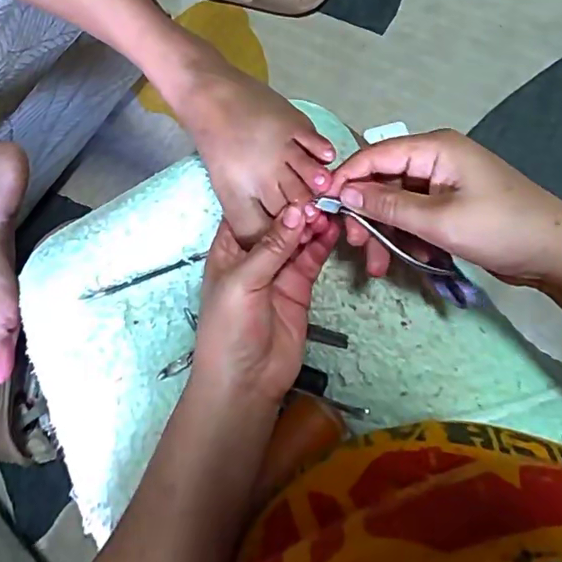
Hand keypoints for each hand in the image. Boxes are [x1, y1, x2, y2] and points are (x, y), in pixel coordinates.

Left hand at [169, 60, 335, 240]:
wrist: (212, 98)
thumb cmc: (215, 143)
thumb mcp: (223, 186)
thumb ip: (246, 212)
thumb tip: (270, 230)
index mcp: (241, 196)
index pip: (269, 228)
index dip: (284, 234)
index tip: (294, 231)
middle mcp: (264, 177)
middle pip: (295, 207)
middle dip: (305, 212)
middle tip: (315, 210)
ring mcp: (283, 150)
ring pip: (311, 181)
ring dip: (318, 185)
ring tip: (322, 186)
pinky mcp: (294, 125)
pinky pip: (318, 145)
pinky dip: (324, 154)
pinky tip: (324, 157)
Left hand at [192, 205, 340, 406]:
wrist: (246, 381)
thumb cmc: (228, 328)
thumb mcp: (243, 282)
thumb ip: (271, 247)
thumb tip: (296, 212)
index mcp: (228, 248)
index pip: (249, 211)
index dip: (271, 196)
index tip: (295, 181)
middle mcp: (254, 254)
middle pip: (278, 223)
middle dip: (297, 209)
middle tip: (320, 197)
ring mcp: (277, 270)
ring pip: (298, 238)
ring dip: (312, 224)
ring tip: (329, 210)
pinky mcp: (298, 286)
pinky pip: (311, 258)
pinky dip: (322, 244)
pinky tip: (333, 230)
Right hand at [330, 129, 561, 284]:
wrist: (560, 255)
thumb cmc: (501, 228)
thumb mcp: (439, 220)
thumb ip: (388, 205)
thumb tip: (345, 193)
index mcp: (435, 148)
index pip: (375, 155)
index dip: (346, 178)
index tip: (323, 205)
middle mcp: (436, 157)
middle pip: (383, 180)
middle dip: (367, 214)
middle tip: (355, 245)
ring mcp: (444, 181)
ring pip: (397, 202)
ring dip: (386, 232)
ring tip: (380, 266)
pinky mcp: (451, 203)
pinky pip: (416, 215)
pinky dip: (409, 237)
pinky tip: (413, 260)